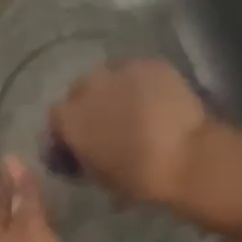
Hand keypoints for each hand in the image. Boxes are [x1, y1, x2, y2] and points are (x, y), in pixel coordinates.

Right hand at [48, 58, 220, 205]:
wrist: (186, 156)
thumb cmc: (137, 177)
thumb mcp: (97, 177)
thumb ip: (82, 157)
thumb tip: (82, 152)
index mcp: (70, 118)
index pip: (55, 119)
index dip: (64, 132)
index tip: (75, 146)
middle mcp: (89, 87)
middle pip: (79, 91)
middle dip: (87, 107)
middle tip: (103, 126)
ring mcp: (121, 71)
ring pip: (108, 78)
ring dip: (112, 92)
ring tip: (129, 111)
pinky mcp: (151, 63)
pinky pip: (136, 73)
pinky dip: (139, 85)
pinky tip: (152, 102)